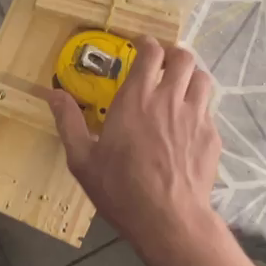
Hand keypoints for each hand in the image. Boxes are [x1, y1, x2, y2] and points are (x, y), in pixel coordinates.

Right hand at [50, 35, 224, 262]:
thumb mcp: (83, 160)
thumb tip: (52, 93)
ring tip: (180, 89)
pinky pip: (209, 111)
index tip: (141, 46)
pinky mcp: (212, 137)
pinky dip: (199, 109)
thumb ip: (68, 122)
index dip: (147, 44)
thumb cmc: (120, 190)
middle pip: (183, 58)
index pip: (151, 53)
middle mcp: (169, 99)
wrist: (169, 221)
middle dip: (173, 55)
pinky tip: (188, 126)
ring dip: (191, 78)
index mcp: (136, 99)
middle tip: (163, 65)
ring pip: (203, 79)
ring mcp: (196, 117)